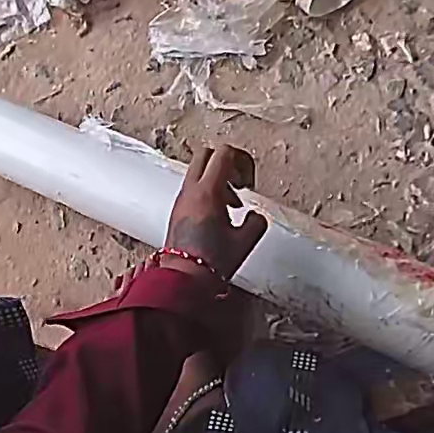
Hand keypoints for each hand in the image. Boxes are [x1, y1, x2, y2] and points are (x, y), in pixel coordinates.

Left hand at [163, 145, 268, 280]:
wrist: (182, 279)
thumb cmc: (210, 262)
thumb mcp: (245, 240)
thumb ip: (256, 221)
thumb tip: (254, 216)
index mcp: (207, 192)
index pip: (224, 153)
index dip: (243, 161)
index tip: (249, 182)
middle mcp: (190, 191)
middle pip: (207, 154)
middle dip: (227, 162)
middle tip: (240, 182)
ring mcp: (181, 200)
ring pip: (199, 171)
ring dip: (218, 179)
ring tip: (232, 204)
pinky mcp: (177, 211)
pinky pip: (193, 188)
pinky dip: (208, 192)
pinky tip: (219, 216)